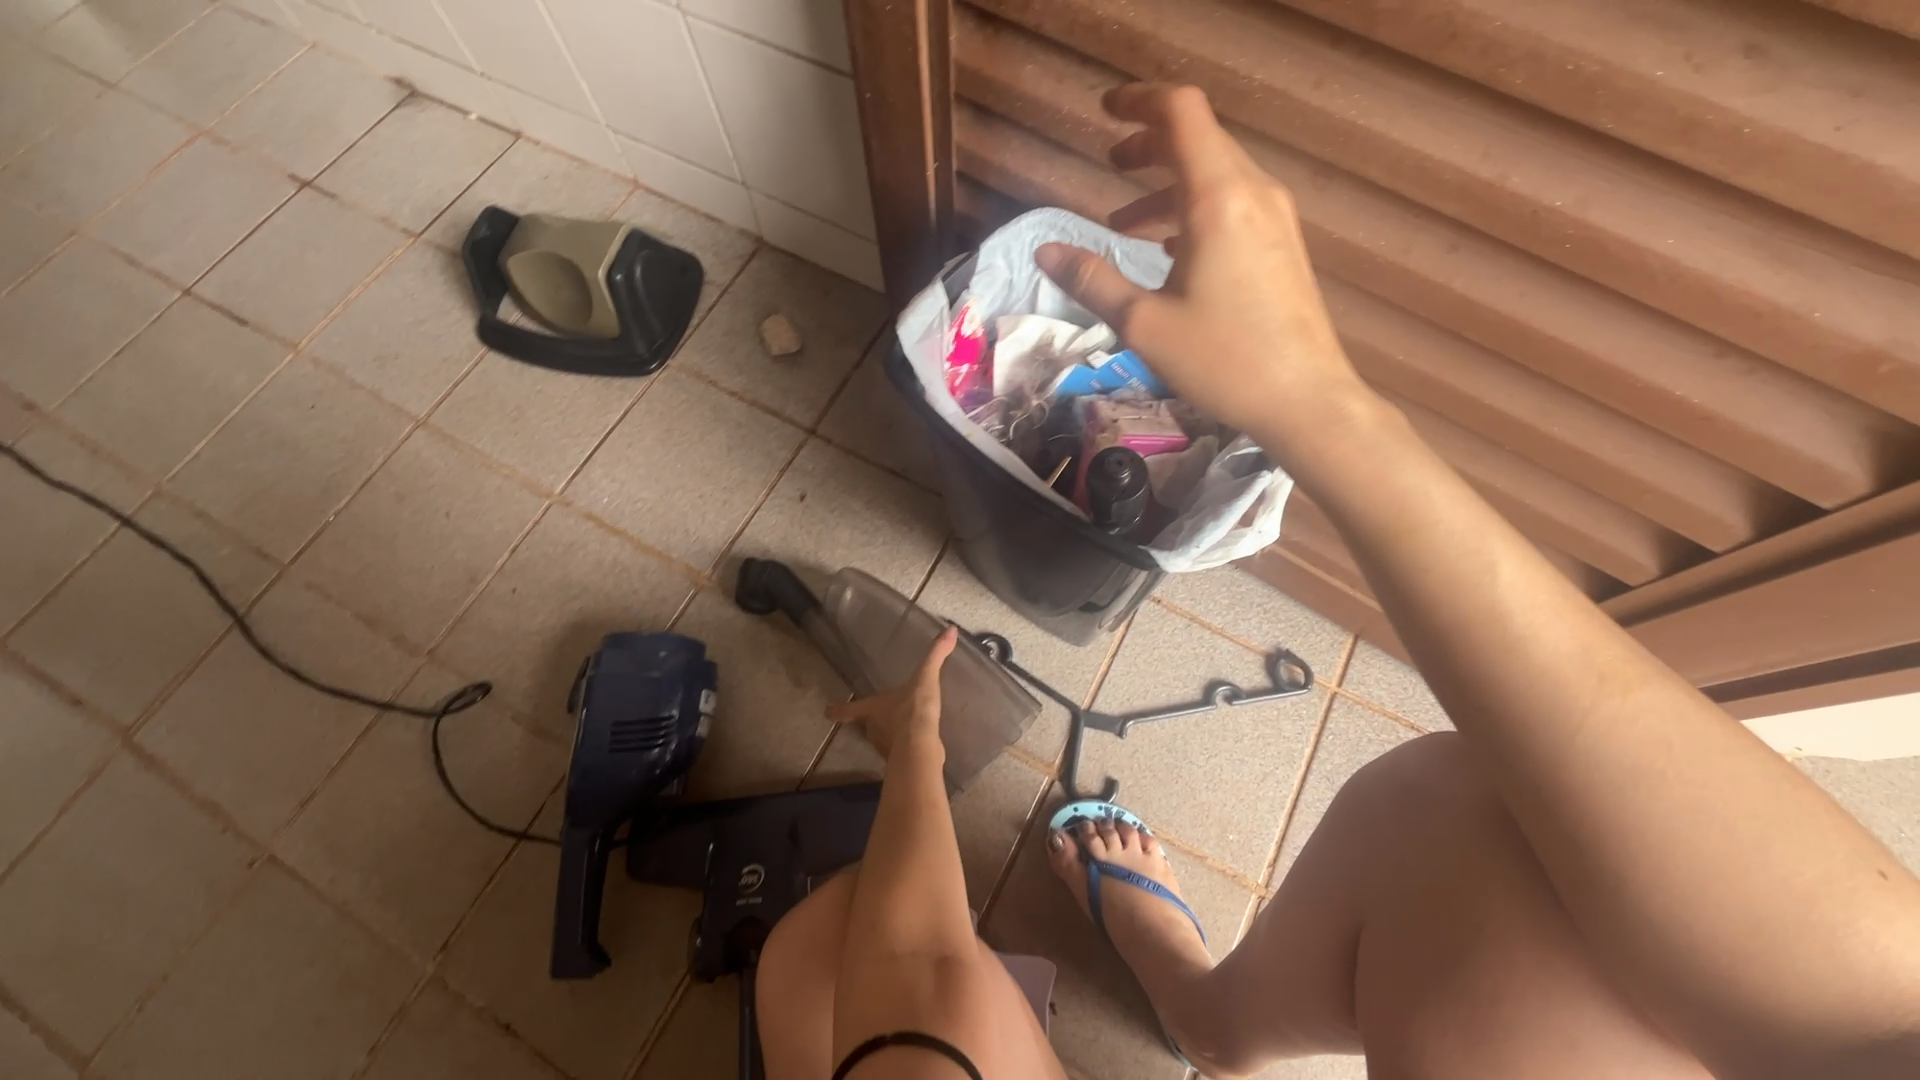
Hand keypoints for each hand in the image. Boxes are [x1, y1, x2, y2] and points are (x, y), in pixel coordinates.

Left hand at [824, 626, 956, 760]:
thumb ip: (935, 654)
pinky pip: (899, 753)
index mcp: (871, 708)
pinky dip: (904, 749)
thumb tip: (950, 630)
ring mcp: (884, 747)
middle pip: (865, 725)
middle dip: (870, 722)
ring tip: (900, 730)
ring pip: (881, 741)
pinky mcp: (900, 760)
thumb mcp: (925, 677)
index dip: (837, 709)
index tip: (828, 711)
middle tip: (878, 716)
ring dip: (888, 736)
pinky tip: (916, 744)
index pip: (846, 710)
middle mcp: (873, 729)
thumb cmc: (914, 708)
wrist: (921, 745)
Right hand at [1036, 83, 1374, 457]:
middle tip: (1109, 164)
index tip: (1104, 112)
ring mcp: (1275, 218)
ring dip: (1167, 186)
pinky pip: (1233, 206)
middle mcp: (1252, 193)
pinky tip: (1168, 252)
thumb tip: (1045, 252)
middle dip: (1149, 147)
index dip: (1139, 102)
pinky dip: (1193, 211)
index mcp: (1217, 199)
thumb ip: (1092, 280)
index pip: (1181, 114)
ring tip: (1123, 224)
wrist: (1306, 399)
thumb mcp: (1144, 324)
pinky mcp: (1282, 245)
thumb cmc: (1223, 361)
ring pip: (1216, 176)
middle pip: (1198, 140)